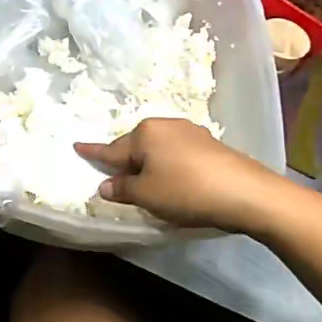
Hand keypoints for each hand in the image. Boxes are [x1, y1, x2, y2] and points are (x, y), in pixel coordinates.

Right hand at [74, 119, 288, 234]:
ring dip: (147, 164)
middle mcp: (165, 125)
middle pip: (135, 146)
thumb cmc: (186, 191)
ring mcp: (189, 132)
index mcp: (145, 133)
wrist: (244, 192)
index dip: (93, 152)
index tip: (77, 146)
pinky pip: (175, 153)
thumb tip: (105, 184)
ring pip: (157, 148)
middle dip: (124, 160)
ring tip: (142, 182)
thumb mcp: (147, 195)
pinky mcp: (208, 144)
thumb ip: (123, 188)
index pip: (112, 148)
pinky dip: (167, 165)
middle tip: (112, 176)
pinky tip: (171, 179)